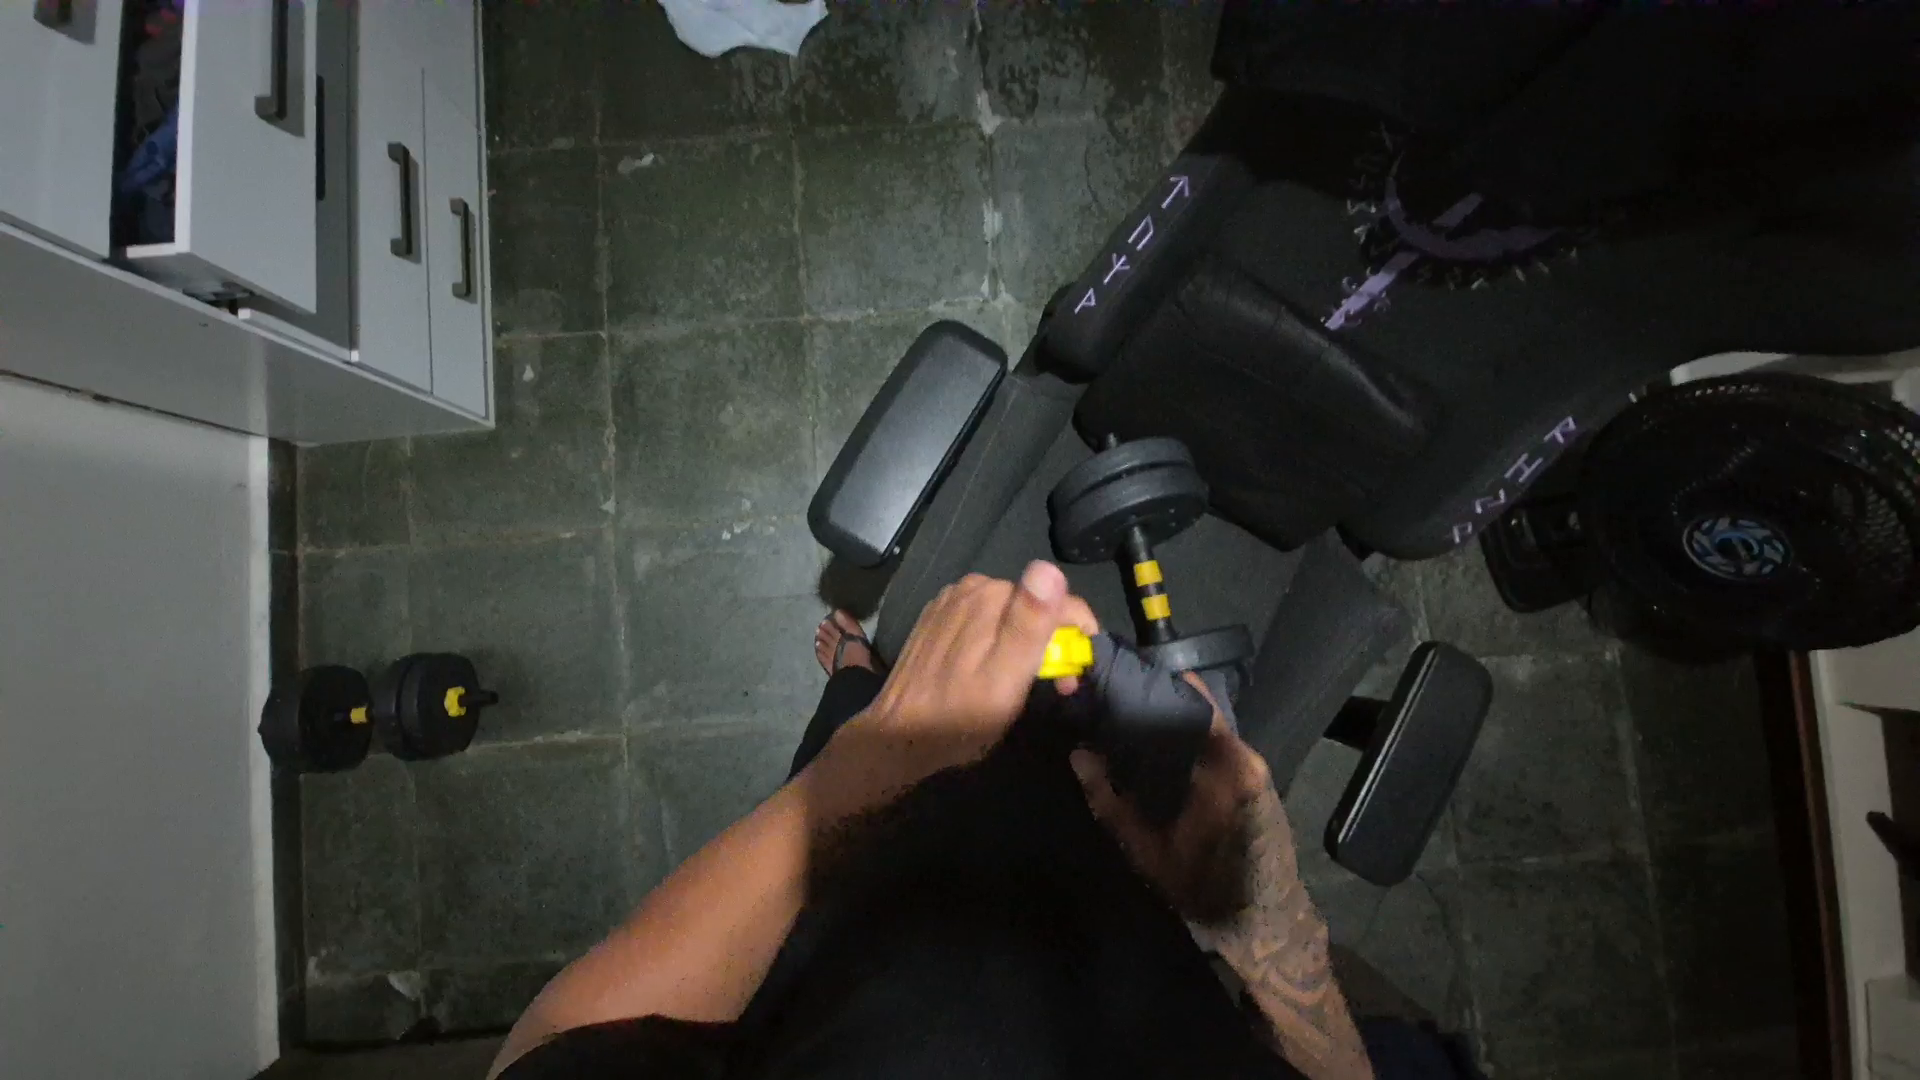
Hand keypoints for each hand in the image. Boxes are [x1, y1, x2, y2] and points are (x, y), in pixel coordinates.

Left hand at [829, 562, 1098, 784]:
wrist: (897, 737)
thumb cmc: (960, 717)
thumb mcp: (1006, 678)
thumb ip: (1030, 623)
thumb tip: (1049, 568)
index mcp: (994, 595)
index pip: (1061, 601)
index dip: (1076, 640)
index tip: (1071, 680)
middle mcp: (973, 586)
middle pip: (1035, 606)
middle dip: (1050, 642)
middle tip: (1046, 687)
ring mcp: (951, 600)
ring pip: (1009, 612)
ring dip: (1023, 642)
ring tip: (1015, 682)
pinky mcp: (937, 616)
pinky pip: (982, 619)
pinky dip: (994, 640)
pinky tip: (984, 670)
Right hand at [1071, 674, 1273, 923]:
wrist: (1264, 925)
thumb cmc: (1202, 886)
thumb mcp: (1145, 848)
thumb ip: (1109, 799)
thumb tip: (1079, 754)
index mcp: (1222, 763)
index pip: (1190, 701)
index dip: (1152, 687)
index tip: (1117, 680)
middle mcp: (1242, 754)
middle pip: (1196, 710)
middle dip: (1157, 702)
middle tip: (1114, 699)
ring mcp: (1253, 766)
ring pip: (1206, 728)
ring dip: (1173, 723)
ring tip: (1129, 720)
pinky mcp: (1255, 780)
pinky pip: (1217, 745)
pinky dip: (1188, 742)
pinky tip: (1158, 749)